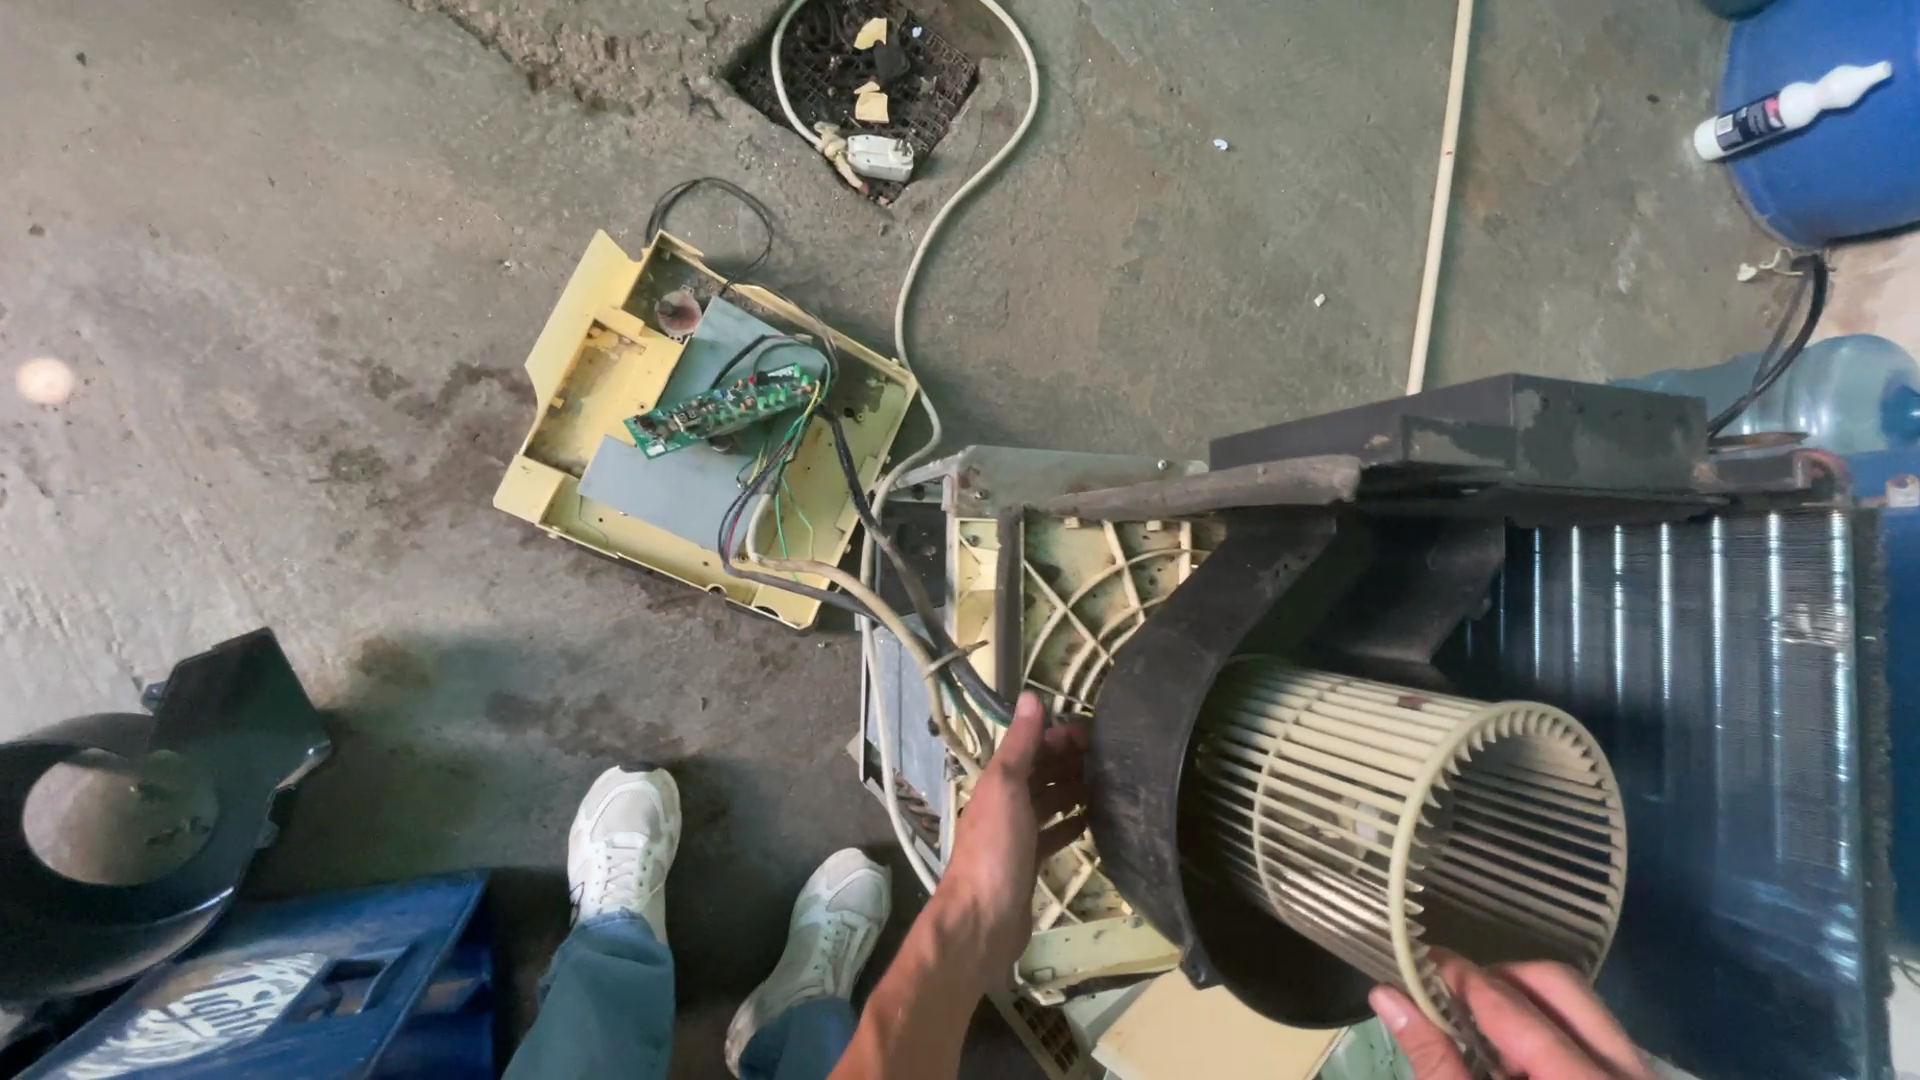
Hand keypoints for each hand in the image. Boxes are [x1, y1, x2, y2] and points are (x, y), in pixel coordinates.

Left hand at [933, 691, 1088, 992]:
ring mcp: (1016, 834)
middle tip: (1109, 758)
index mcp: (997, 780)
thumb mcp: (1006, 786)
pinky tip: (1090, 821)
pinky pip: (1052, 834)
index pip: (1031, 746)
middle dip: (1068, 760)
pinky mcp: (1029, 863)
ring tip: (1107, 783)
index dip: (1058, 736)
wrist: (981, 922)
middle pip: (1040, 772)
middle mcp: (1005, 802)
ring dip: (1071, 788)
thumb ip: (1020, 743)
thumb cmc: (994, 849)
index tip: (1094, 734)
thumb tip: (1030, 695)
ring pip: (1047, 801)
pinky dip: (1069, 823)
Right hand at [1370, 956, 1653, 1079]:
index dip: (1458, 975)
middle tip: (1450, 992)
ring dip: (1522, 999)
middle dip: (1496, 976)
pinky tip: (1514, 1057)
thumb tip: (1386, 994)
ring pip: (1581, 1007)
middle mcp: (1625, 1077)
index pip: (1509, 1004)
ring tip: (1479, 1024)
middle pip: (1557, 986)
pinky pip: (1595, 1038)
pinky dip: (1548, 1029)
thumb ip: (1435, 1059)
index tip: (1417, 961)